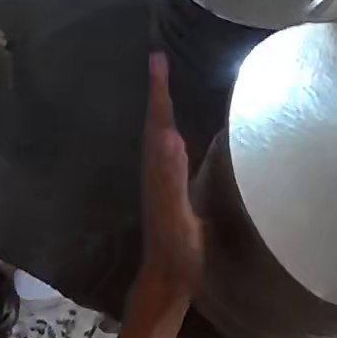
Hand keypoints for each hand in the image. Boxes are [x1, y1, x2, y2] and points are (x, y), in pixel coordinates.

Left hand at [140, 53, 202, 292]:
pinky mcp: (171, 190)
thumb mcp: (176, 217)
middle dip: (158, 91)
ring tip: (167, 84)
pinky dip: (171, 130)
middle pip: (156, 123)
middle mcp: (157, 170)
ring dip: (163, 108)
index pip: (159, 124)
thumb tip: (170, 137)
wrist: (168, 278)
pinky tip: (180, 131)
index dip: (159, 92)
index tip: (157, 59)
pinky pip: (169, 150)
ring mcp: (163, 180)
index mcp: (160, 171)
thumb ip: (173, 180)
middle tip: (160, 60)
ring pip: (160, 135)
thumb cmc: (177, 252)